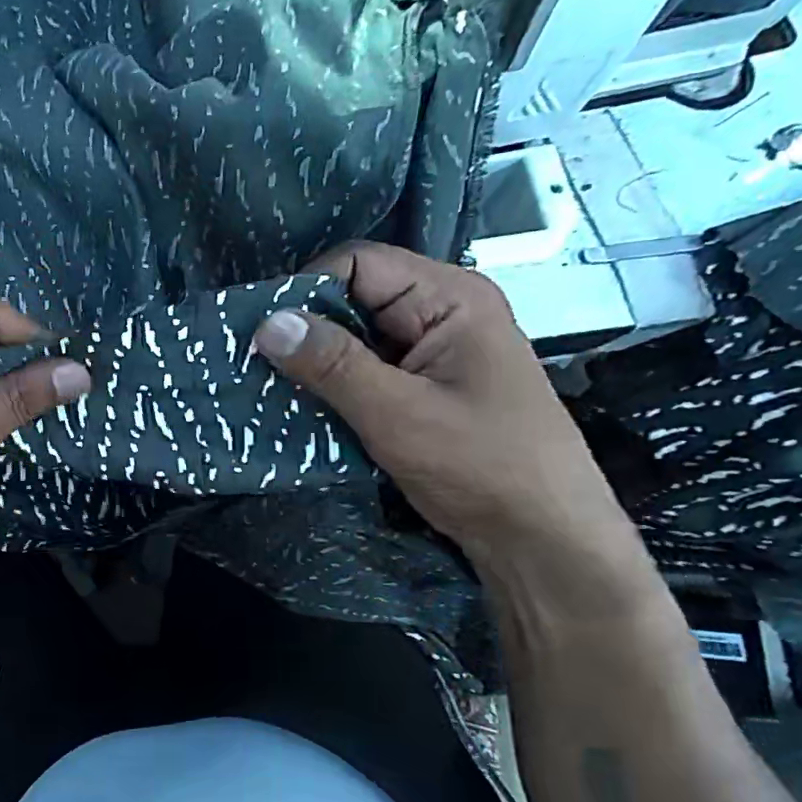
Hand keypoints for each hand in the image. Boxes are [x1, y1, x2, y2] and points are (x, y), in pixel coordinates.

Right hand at [252, 241, 628, 557]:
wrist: (544, 537)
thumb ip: (333, 365)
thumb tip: (268, 322)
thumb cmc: (481, 467)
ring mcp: (440, 355)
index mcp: (450, 297)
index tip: (261, 332)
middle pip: (359, 301)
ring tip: (275, 392)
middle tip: (258, 367)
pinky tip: (312, 415)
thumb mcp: (398, 414)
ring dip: (323, 367)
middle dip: (310, 332)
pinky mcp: (433, 392)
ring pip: (364, 343)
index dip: (307, 289)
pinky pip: (377, 376)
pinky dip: (344, 392)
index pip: (359, 264)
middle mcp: (445, 314)